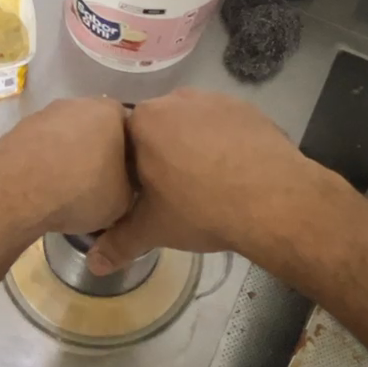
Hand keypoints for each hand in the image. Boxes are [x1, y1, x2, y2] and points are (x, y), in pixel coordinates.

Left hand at [0, 96, 132, 237]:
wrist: (17, 192)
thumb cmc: (82, 190)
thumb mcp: (123, 201)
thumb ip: (130, 187)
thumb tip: (123, 187)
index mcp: (111, 112)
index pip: (130, 130)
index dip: (128, 156)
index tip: (123, 179)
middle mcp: (77, 103)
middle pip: (94, 130)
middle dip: (95, 153)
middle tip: (95, 185)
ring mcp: (43, 114)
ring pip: (64, 137)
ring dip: (66, 157)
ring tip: (65, 190)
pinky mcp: (16, 130)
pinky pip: (39, 148)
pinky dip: (42, 163)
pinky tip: (41, 187)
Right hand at [87, 88, 316, 274]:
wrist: (273, 200)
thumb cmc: (201, 209)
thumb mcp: (153, 231)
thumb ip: (118, 245)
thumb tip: (93, 267)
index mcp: (142, 122)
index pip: (120, 141)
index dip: (126, 170)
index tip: (136, 193)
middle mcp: (175, 99)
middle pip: (156, 129)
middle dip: (159, 156)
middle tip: (169, 192)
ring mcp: (214, 100)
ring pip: (191, 126)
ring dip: (191, 148)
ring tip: (203, 184)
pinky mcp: (247, 109)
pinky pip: (223, 127)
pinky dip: (222, 146)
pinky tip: (232, 175)